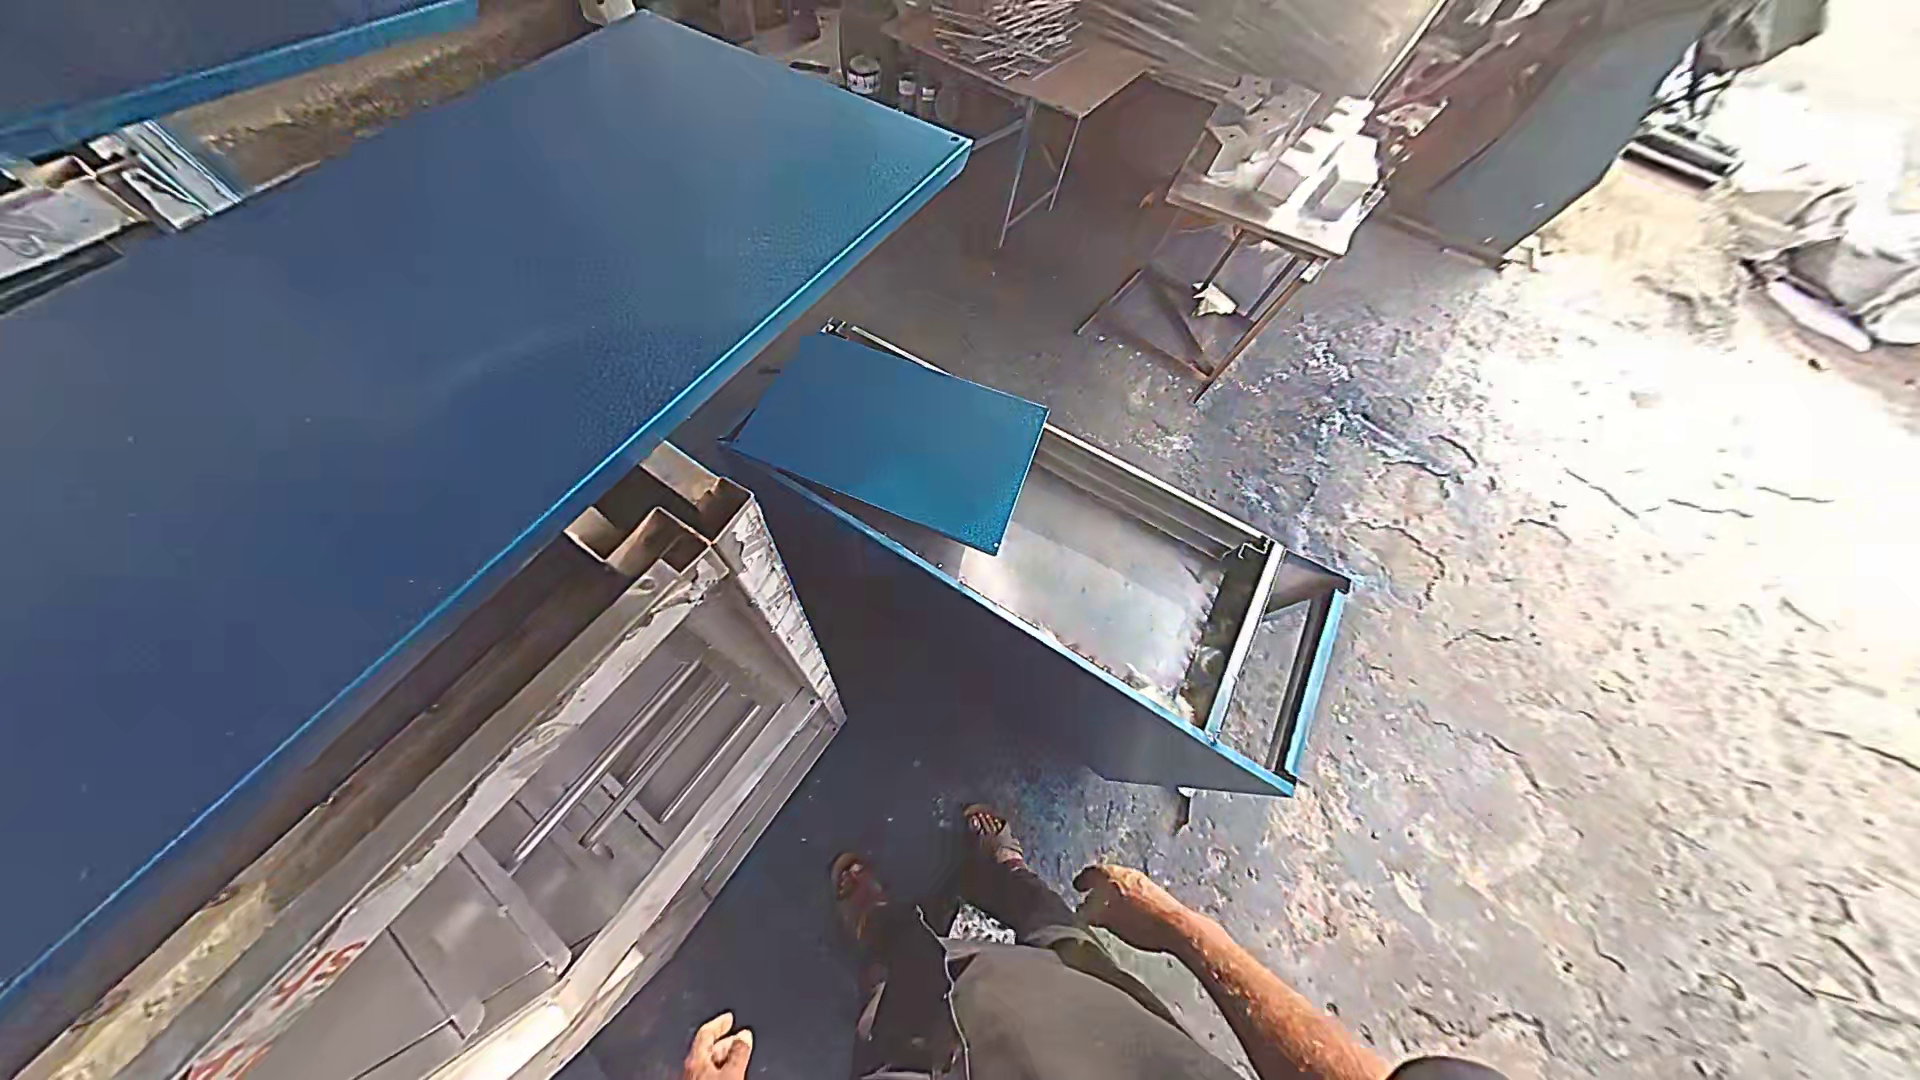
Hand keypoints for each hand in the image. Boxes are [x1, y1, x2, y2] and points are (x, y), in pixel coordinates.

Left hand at [682, 1012, 752, 1079]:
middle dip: (724, 1041)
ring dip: (722, 1057)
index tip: (729, 1017)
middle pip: (706, 1048)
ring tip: (737, 1058)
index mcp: (695, 1059)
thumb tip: (745, 1034)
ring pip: (707, 1063)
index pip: (706, 1031)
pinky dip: (718, 1070)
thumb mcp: (731, 1072)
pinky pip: (707, 1075)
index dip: (719, 1022)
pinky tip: (727, 1074)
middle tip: (738, 1038)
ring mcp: (691, 1079)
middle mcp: (689, 1069)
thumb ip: (738, 1051)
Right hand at [1073, 864, 1194, 954]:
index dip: (1083, 880)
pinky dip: (1124, 895)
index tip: (1077, 886)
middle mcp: (1127, 873)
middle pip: (1107, 874)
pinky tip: (1126, 910)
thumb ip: (1093, 913)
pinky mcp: (1155, 892)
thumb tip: (1083, 911)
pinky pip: (1132, 889)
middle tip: (1089, 894)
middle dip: (1097, 884)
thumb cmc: (1141, 923)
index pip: (1092, 872)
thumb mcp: (1109, 921)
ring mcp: (1143, 881)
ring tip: (1107, 904)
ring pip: (1120, 881)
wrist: (1177, 927)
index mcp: (1113, 875)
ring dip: (1111, 890)